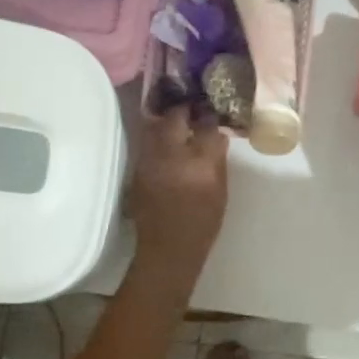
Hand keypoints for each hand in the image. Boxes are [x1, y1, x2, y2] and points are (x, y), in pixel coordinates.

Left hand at [130, 106, 228, 267]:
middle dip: (185, 110)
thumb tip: (216, 134)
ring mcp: (150, 160)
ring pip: (156, 126)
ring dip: (168, 120)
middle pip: (175, 117)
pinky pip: (149, 142)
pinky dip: (158, 137)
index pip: (206, 126)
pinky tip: (167, 143)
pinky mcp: (138, 168)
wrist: (168, 248)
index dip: (210, 116)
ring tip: (179, 122)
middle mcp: (172, 156)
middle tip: (193, 110)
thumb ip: (217, 160)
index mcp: (199, 164)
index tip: (213, 112)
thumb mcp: (220, 192)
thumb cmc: (202, 223)